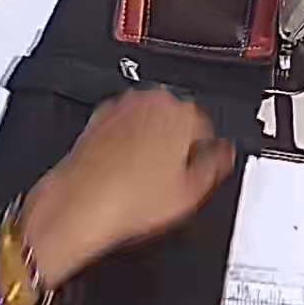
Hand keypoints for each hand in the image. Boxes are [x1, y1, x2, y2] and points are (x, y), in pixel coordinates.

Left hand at [17, 90, 236, 284]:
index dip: (201, 151)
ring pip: (151, 116)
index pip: (206, 126)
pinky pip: (124, 121)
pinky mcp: (102, 112)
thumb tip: (224, 153)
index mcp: (185, 113)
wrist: (79, 204)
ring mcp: (128, 103)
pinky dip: (126, 136)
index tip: (193, 167)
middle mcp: (157, 100)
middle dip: (176, 139)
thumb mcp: (190, 193)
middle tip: (168, 173)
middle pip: (178, 117)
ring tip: (141, 171)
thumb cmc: (129, 199)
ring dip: (151, 135)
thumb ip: (216, 165)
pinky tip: (121, 165)